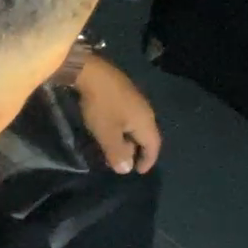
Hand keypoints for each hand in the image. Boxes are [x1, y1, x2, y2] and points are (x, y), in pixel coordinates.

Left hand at [74, 55, 161, 173]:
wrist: (93, 74)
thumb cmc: (102, 107)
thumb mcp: (107, 134)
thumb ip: (117, 152)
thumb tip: (126, 170)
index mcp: (146, 121)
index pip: (154, 145)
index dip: (148, 160)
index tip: (139, 172)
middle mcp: (145, 111)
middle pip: (146, 137)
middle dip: (136, 152)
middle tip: (123, 164)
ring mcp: (135, 102)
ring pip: (135, 128)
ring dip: (127, 142)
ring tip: (113, 153)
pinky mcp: (123, 97)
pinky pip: (126, 120)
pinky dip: (120, 132)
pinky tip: (108, 135)